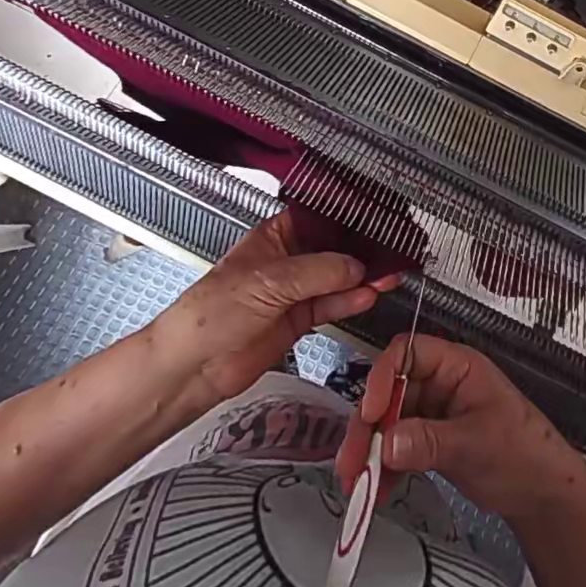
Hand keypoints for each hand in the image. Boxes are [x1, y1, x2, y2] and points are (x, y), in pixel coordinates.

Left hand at [148, 211, 397, 402]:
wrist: (195, 365)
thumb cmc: (211, 311)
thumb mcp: (268, 282)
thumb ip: (316, 272)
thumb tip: (355, 266)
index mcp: (272, 237)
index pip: (316, 221)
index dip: (344, 221)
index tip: (374, 221)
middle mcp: (285, 261)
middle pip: (331, 252)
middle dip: (360, 252)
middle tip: (390, 251)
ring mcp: (292, 292)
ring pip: (336, 280)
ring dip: (361, 278)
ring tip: (388, 274)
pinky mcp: (298, 321)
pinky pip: (331, 306)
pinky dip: (350, 302)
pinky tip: (368, 295)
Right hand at [335, 334, 585, 523]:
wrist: (545, 496)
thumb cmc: (526, 453)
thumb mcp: (478, 443)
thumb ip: (431, 441)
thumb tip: (389, 442)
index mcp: (455, 366)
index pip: (407, 353)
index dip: (384, 377)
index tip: (373, 412)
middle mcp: (438, 383)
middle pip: (389, 390)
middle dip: (368, 425)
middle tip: (353, 457)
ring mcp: (430, 411)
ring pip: (386, 420)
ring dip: (368, 449)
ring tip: (357, 479)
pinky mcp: (425, 438)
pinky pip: (395, 445)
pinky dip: (382, 465)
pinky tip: (377, 487)